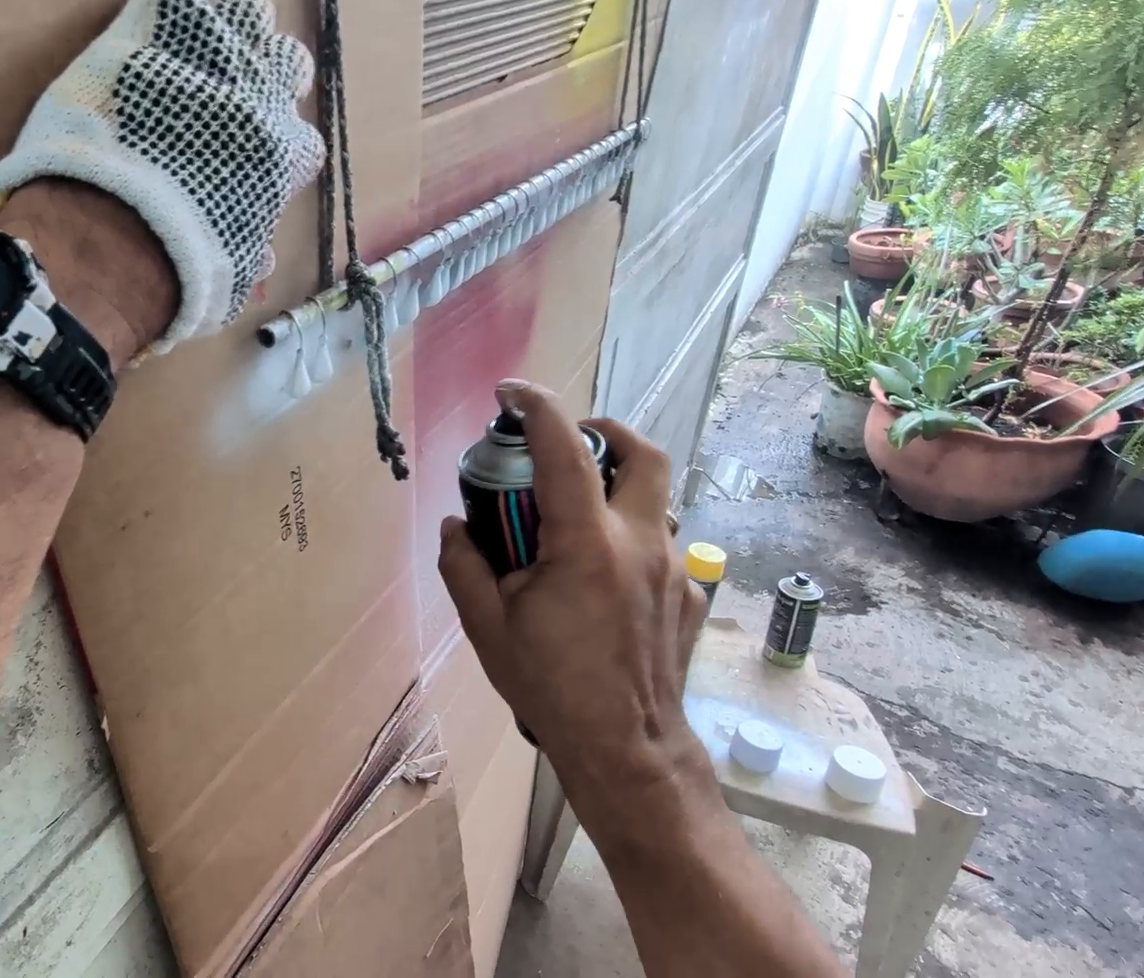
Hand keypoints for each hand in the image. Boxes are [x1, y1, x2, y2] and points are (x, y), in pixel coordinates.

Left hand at [0, 0, 325, 352]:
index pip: (304, 140)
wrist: (111, 234)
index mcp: (281, 160)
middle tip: (230, 92)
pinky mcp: (163, 26)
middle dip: (265, 76)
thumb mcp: (224, 279)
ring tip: (198, 47)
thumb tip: (262, 259)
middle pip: (287, 62)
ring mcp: (215, 57)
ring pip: (247, 14)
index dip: (276, 145)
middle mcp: (262, 101)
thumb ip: (248, 259)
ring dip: (228, 30)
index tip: (250, 153)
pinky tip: (166, 15)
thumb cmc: (174, 274)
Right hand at [438, 380, 711, 836]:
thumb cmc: (551, 686)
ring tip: (578, 510)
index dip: (535, 407)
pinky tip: (601, 576)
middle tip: (567, 438)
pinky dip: (628, 538)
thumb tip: (455, 527)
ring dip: (618, 484)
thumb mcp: (486, 626)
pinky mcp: (688, 597)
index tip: (509, 393)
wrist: (628, 751)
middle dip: (605, 428)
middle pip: (643, 454)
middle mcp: (639, 543)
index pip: (563, 450)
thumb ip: (463, 565)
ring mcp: (672, 569)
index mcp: (585, 544)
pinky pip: (661, 546)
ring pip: (657, 498)